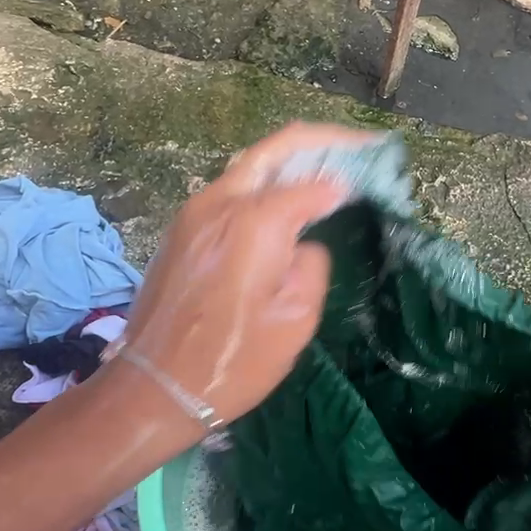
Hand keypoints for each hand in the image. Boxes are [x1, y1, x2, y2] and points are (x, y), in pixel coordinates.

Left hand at [117, 122, 373, 427]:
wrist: (155, 388)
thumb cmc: (234, 361)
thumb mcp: (296, 319)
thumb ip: (311, 263)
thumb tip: (303, 241)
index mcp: (255, 221)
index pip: (314, 183)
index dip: (348, 178)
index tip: (376, 180)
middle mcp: (220, 202)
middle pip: (275, 150)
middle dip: (322, 142)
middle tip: (360, 146)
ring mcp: (194, 213)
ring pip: (249, 167)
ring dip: (290, 162)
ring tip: (328, 168)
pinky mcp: (181, 230)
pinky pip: (230, 191)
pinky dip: (264, 185)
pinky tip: (285, 199)